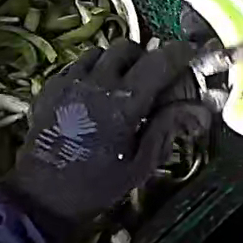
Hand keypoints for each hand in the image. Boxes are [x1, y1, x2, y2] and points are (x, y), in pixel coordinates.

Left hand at [0, 40, 209, 238]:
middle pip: (126, 47)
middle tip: (150, 77)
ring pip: (98, 52)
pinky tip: (92, 94)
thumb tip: (199, 108)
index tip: (189, 53)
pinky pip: (75, 65)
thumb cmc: (97, 185)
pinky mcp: (50, 87)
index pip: (158, 62)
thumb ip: (167, 128)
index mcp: (123, 102)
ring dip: (114, 62)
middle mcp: (95, 82)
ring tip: (118, 85)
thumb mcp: (140, 164)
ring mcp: (68, 81)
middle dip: (142, 56)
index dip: (178, 52)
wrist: (42, 196)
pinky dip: (89, 71)